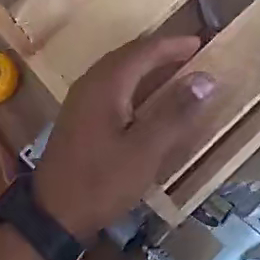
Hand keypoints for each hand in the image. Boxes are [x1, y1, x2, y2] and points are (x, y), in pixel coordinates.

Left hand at [33, 35, 217, 240]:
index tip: (201, 43)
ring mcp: (81, 100)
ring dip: (147, 66)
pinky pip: (112, 86)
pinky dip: (135, 82)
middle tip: (191, 53)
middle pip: (129, 55)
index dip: (173, 45)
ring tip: (175, 69)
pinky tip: (147, 96)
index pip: (144, 51)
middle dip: (161, 51)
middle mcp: (90, 84)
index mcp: (106, 84)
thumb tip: (206, 78)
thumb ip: (176, 112)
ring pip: (119, 70)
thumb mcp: (146, 150)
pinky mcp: (79, 118)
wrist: (53, 215)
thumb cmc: (102, 181)